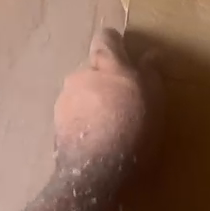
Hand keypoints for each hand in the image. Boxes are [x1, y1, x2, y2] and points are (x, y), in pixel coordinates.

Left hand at [53, 28, 147, 173]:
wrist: (97, 172)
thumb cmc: (132, 126)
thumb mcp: (153, 97)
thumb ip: (150, 72)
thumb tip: (151, 54)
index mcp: (105, 62)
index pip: (105, 37)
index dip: (116, 44)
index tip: (128, 58)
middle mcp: (79, 74)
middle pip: (92, 68)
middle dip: (105, 79)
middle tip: (124, 100)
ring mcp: (64, 101)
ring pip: (81, 93)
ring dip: (93, 102)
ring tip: (110, 126)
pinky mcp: (56, 126)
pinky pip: (73, 116)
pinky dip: (84, 122)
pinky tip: (97, 140)